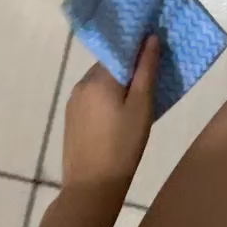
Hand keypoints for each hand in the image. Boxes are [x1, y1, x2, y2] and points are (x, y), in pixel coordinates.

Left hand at [63, 36, 159, 193]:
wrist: (91, 188)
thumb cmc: (123, 145)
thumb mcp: (142, 105)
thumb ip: (146, 69)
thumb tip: (151, 38)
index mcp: (98, 78)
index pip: (120, 50)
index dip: (138, 49)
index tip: (154, 55)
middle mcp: (82, 84)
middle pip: (110, 65)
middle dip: (129, 69)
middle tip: (150, 83)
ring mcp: (73, 101)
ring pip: (101, 81)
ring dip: (117, 84)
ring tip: (136, 101)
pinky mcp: (71, 117)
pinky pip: (92, 96)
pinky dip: (106, 97)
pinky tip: (118, 116)